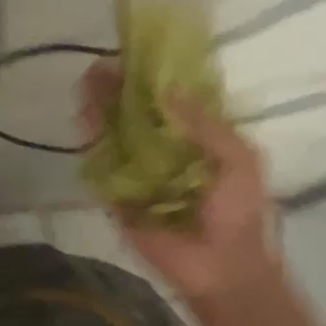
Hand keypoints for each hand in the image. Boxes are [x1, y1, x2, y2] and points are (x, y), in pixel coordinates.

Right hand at [80, 62, 281, 301]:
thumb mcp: (240, 159)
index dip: (150, 82)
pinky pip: (99, 168)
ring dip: (98, 111)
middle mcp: (161, 156)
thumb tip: (169, 92)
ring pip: (111, 137)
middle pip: (132, 117)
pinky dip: (90, 145)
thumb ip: (207, 126)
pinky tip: (84, 120)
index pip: (166, 106)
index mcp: (194, 144)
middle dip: (116, 92)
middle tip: (99, 67)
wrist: (222, 267)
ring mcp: (136, 177)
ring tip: (86, 84)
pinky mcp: (115, 198)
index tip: (133, 58)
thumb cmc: (240, 213)